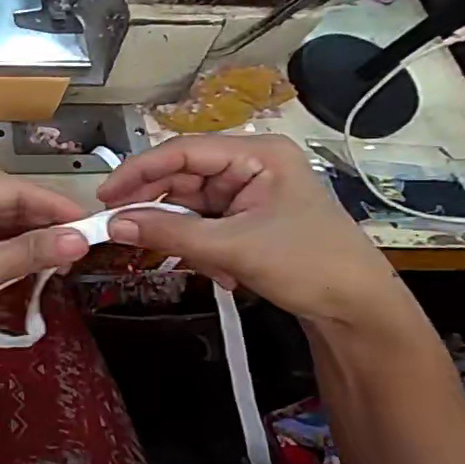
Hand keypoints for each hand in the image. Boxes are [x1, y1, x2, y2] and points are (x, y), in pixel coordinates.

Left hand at [0, 176, 90, 368]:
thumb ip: (30, 252)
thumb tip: (81, 239)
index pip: (18, 190)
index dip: (57, 206)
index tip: (93, 224)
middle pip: (12, 208)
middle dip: (47, 227)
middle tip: (85, 248)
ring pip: (4, 229)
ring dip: (33, 244)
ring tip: (67, 260)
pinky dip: (14, 257)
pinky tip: (38, 267)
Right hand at [95, 134, 404, 323]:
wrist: (358, 312)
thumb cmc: (309, 265)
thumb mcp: (233, 248)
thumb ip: (169, 233)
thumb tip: (115, 224)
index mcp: (257, 154)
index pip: (183, 151)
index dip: (140, 171)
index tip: (106, 196)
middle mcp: (250, 166)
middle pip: (183, 179)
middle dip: (161, 212)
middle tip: (126, 233)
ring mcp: (248, 194)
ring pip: (189, 207)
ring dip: (185, 239)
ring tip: (204, 266)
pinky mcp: (246, 219)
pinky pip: (203, 226)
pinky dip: (200, 249)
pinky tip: (221, 273)